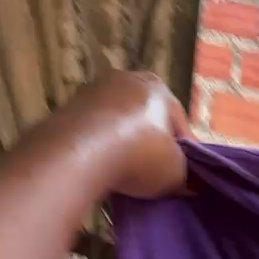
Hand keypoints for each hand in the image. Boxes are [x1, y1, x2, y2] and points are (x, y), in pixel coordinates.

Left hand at [25, 70, 190, 199]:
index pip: (178, 121)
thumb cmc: (139, 153)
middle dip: (150, 143)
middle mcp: (126, 77)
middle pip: (146, 116)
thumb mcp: (177, 172)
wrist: (79, 150)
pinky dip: (98, 146)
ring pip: (117, 121)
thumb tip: (188, 181)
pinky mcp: (70, 105)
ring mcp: (94, 89)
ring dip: (122, 143)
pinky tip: (100, 168)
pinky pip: (93, 129)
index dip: (184, 152)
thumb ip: (187, 173)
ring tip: (125, 175)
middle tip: (154, 175)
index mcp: (157, 86)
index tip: (184, 176)